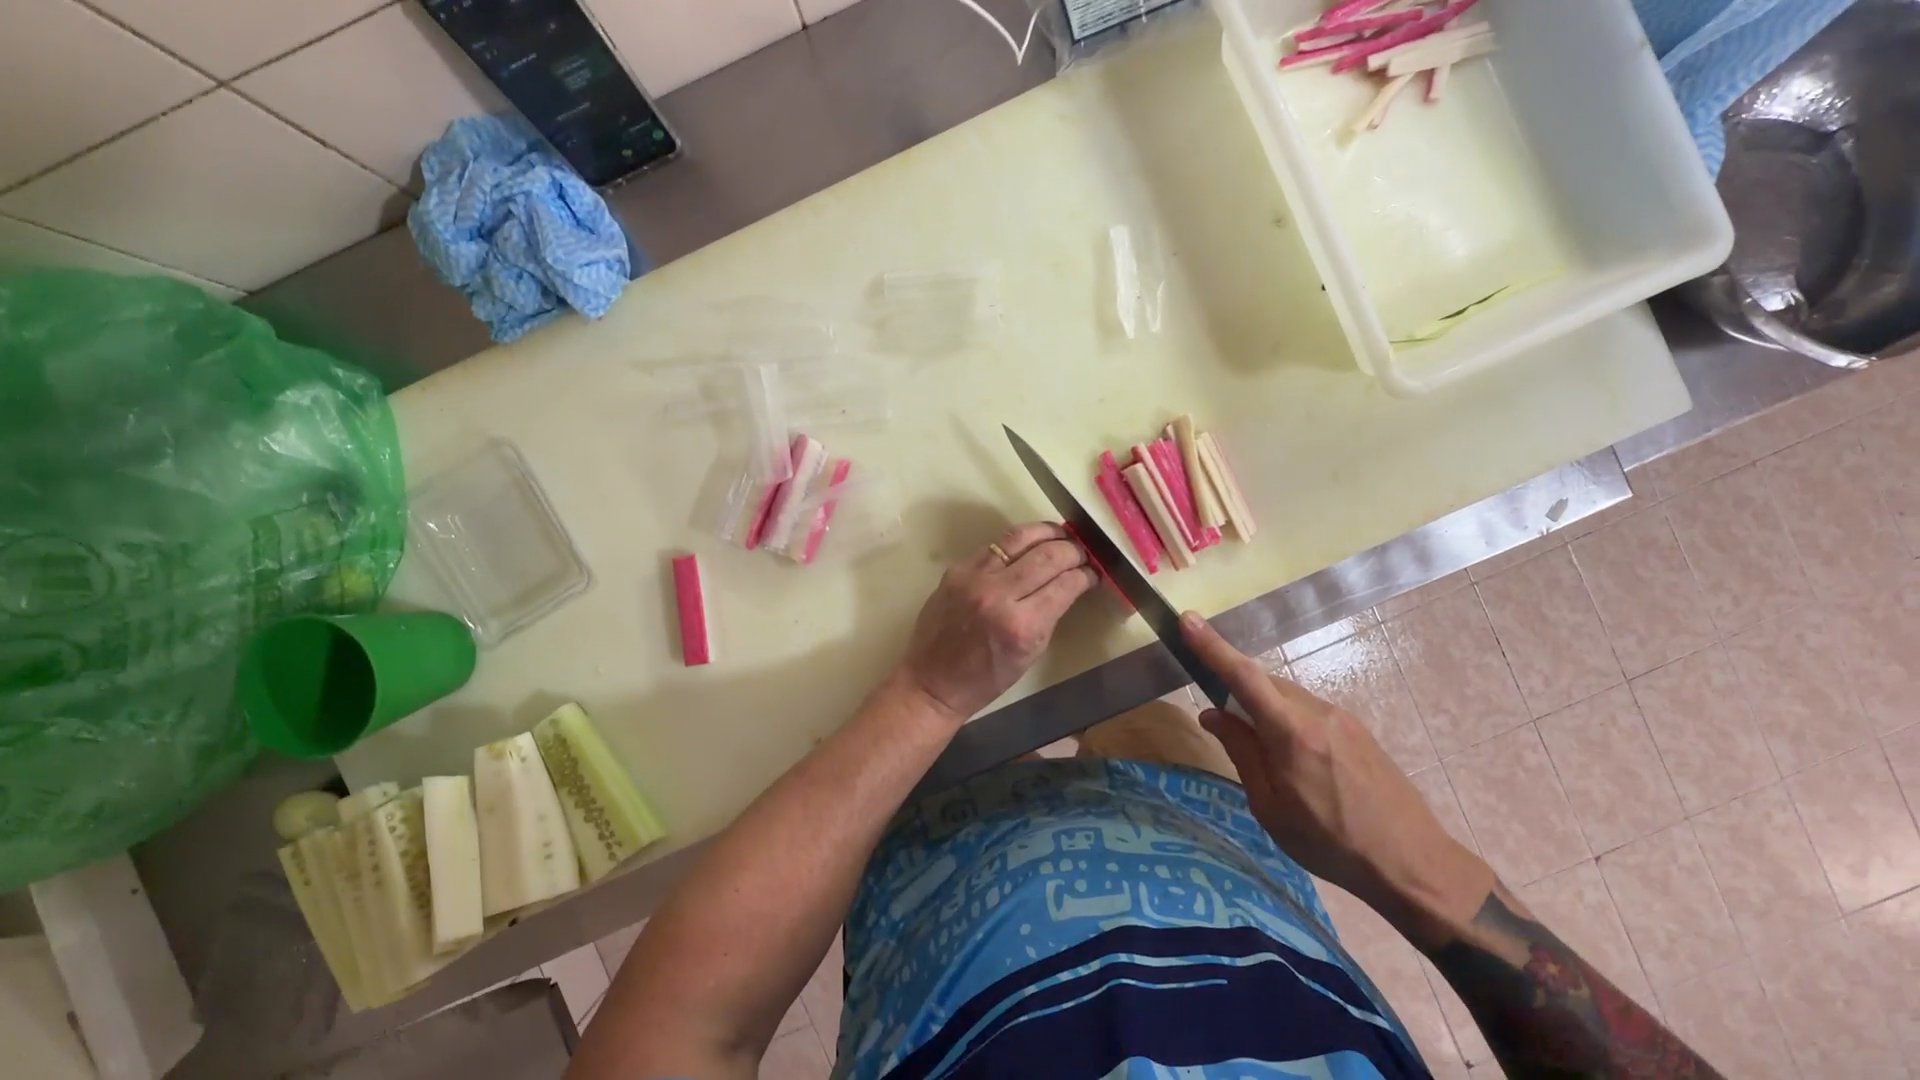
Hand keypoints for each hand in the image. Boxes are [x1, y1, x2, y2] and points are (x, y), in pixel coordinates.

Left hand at [897, 523, 1101, 723]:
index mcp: (1022, 625)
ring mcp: (974, 578)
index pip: (1066, 584)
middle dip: (1072, 550)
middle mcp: (998, 595)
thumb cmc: (987, 678)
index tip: (1094, 572)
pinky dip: (1018, 541)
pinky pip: (994, 545)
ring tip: (1062, 535)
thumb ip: (1051, 613)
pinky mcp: (956, 569)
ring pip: (1020, 538)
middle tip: (1083, 552)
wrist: (933, 681)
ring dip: (1047, 532)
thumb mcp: (1032, 652)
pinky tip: (1030, 542)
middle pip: (1047, 555)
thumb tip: (1072, 583)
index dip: (1086, 574)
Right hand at [1180, 612, 1494, 947]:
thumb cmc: (1331, 843)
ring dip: (1263, 709)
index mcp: (1291, 733)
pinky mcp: (1357, 729)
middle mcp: (1317, 713)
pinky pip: (1307, 710)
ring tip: (1262, 756)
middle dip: (1235, 689)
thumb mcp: (1270, 808)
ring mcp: (1342, 718)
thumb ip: (1241, 753)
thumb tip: (1212, 714)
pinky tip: (1292, 760)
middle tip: (1220, 721)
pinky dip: (1286, 720)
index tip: (1188, 620)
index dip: (1212, 647)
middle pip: (1264, 684)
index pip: (1243, 676)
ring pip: (1286, 697)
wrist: (1412, 861)